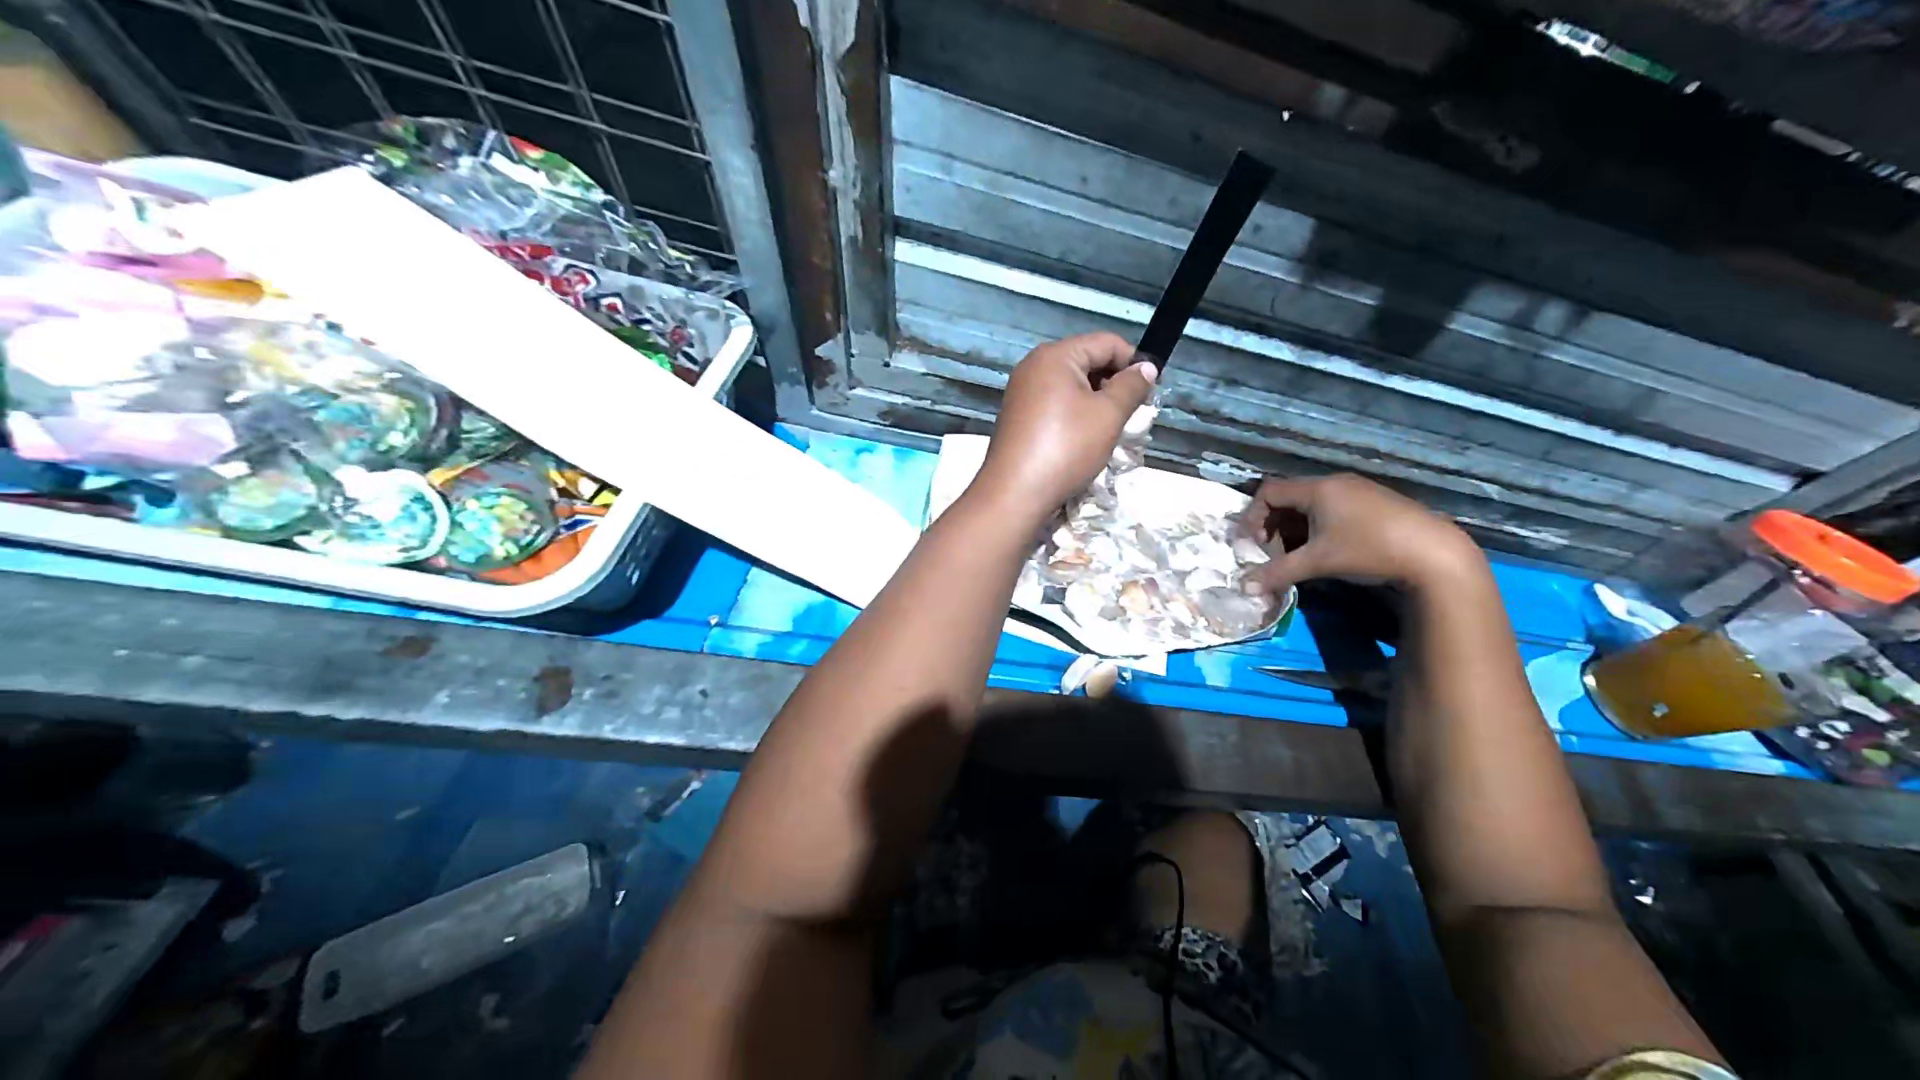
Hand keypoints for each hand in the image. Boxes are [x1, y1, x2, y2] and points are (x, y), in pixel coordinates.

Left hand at [974, 332, 1158, 519]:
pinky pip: (1055, 403)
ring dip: (1096, 402)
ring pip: (1072, 385)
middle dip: (1114, 383)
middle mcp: (1034, 366)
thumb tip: (1147, 366)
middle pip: (1087, 361)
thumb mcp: (1108, 415)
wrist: (1015, 493)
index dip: (1133, 362)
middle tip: (1131, 414)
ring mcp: (1022, 391)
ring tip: (1109, 430)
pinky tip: (1084, 439)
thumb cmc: (1065, 448)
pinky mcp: (1018, 415)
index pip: (1106, 342)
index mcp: (1055, 355)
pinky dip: (1075, 414)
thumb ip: (1131, 386)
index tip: (1150, 390)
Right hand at [1241, 473, 1482, 594]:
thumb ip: (1278, 573)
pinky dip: (1318, 525)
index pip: (1269, 492)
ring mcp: (1358, 490)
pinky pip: (1333, 507)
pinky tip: (1328, 548)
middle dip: (1273, 524)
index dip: (1253, 516)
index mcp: (1318, 489)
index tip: (1254, 543)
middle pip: (1289, 496)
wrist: (1435, 555)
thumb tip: (1245, 588)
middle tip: (1272, 550)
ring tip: (1298, 553)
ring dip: (1296, 526)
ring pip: (1312, 503)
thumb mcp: (1317, 563)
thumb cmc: (1368, 550)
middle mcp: (1336, 483)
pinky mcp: (1376, 502)